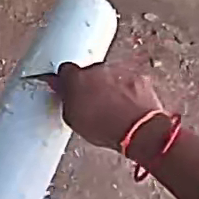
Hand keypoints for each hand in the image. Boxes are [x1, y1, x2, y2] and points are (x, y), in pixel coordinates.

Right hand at [50, 60, 168, 153]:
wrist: (138, 129)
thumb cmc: (105, 126)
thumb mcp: (73, 119)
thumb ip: (65, 99)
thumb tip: (61, 90)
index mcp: (76, 78)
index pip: (65, 70)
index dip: (67, 80)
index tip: (68, 89)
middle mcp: (97, 69)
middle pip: (88, 72)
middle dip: (89, 84)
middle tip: (91, 103)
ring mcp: (118, 71)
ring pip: (109, 76)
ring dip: (108, 87)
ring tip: (110, 109)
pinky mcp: (137, 77)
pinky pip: (128, 81)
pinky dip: (127, 90)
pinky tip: (126, 107)